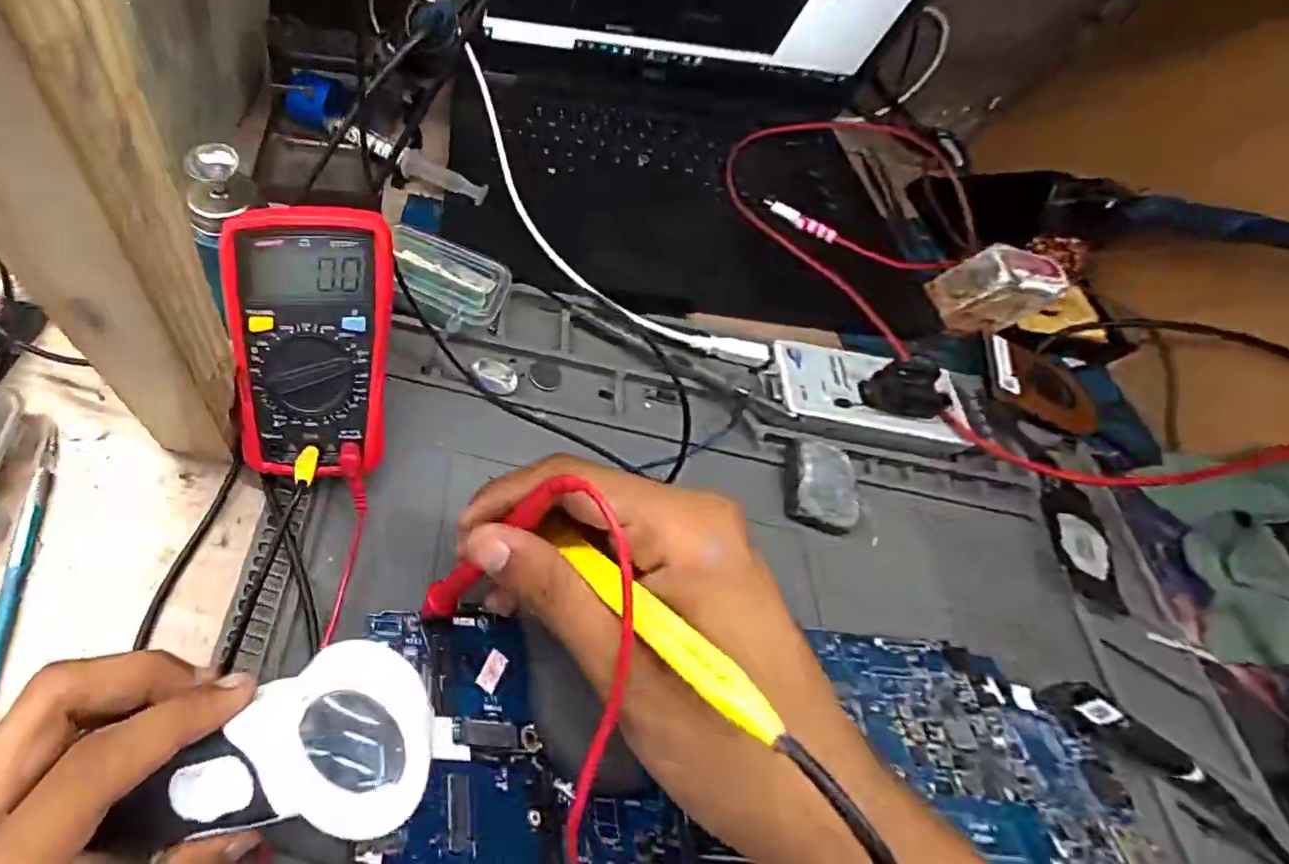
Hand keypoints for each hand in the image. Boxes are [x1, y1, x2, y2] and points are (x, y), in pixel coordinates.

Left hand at [0, 652, 264, 863]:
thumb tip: (245, 823)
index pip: (92, 763)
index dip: (175, 719)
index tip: (239, 694)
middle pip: (52, 695)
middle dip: (140, 674)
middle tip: (206, 685)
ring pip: (43, 704)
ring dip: (124, 685)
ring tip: (186, 697)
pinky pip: (43, 738)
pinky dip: (103, 715)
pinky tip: (142, 732)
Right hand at [458, 455, 976, 863]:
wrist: (824, 809)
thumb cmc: (728, 747)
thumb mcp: (625, 670)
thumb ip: (553, 591)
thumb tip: (483, 539)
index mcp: (686, 526)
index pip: (573, 479)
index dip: (508, 501)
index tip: (464, 542)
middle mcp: (694, 514)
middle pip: (582, 495)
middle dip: (521, 528)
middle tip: (475, 575)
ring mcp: (698, 538)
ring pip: (593, 521)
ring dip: (542, 551)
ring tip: (501, 593)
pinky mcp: (693, 564)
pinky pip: (617, 546)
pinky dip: (574, 568)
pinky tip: (545, 597)